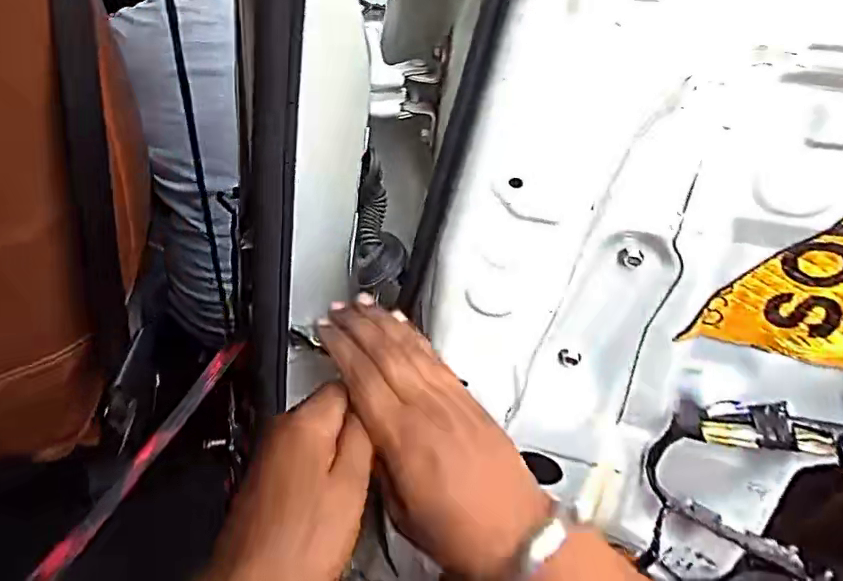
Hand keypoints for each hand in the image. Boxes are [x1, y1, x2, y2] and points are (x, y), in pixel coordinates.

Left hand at [202, 382, 373, 580]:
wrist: (254, 577)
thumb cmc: (300, 543)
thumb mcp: (349, 490)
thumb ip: (361, 441)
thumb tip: (368, 409)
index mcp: (303, 422)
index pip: (341, 386)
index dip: (365, 405)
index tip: (379, 428)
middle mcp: (281, 425)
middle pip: (327, 409)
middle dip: (349, 432)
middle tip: (367, 465)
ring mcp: (270, 447)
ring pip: (314, 434)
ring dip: (333, 453)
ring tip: (346, 488)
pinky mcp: (265, 471)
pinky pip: (299, 455)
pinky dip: (314, 470)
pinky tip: (322, 500)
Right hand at [320, 296, 550, 580]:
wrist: (517, 539)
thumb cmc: (463, 534)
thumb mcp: (400, 510)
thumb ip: (375, 461)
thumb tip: (359, 428)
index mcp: (402, 437)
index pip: (362, 375)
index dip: (339, 346)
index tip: (325, 330)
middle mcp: (425, 409)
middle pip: (382, 351)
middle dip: (355, 323)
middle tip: (336, 309)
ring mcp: (448, 398)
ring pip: (407, 345)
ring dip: (381, 319)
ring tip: (361, 303)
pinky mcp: (466, 396)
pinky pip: (433, 353)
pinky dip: (412, 332)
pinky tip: (400, 321)